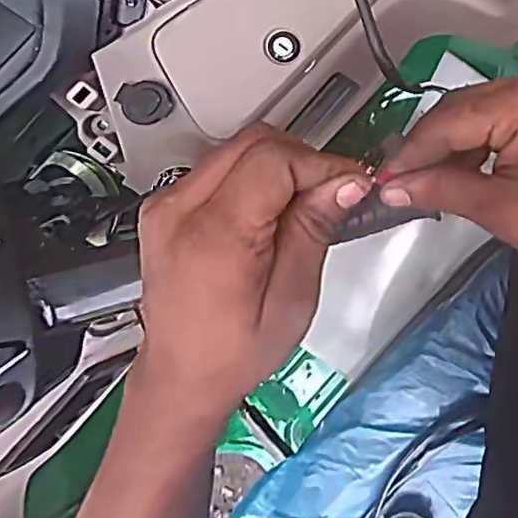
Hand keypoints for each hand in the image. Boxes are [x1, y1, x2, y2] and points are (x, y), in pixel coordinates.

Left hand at [134, 126, 369, 419]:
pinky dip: (257, 174)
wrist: (181, 375)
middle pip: (256, 142)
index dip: (322, 165)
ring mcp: (167, 205)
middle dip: (305, 159)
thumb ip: (313, 230)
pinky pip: (222, 164)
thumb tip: (343, 184)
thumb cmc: (232, 353)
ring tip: (304, 204)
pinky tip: (273, 208)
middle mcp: (180, 212)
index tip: (350, 184)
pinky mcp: (167, 205)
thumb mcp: (292, 299)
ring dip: (282, 164)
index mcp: (212, 237)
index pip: (275, 160)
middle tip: (332, 192)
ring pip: (239, 146)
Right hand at [378, 73, 517, 268]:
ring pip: (472, 111)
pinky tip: (456, 167)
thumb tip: (391, 187)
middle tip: (398, 179)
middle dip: (426, 147)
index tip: (384, 178)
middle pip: (458, 109)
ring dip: (447, 144)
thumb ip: (441, 189)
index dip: (411, 152)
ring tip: (424, 179)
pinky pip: (493, 115)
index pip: (449, 121)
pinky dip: (472, 141)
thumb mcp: (499, 208)